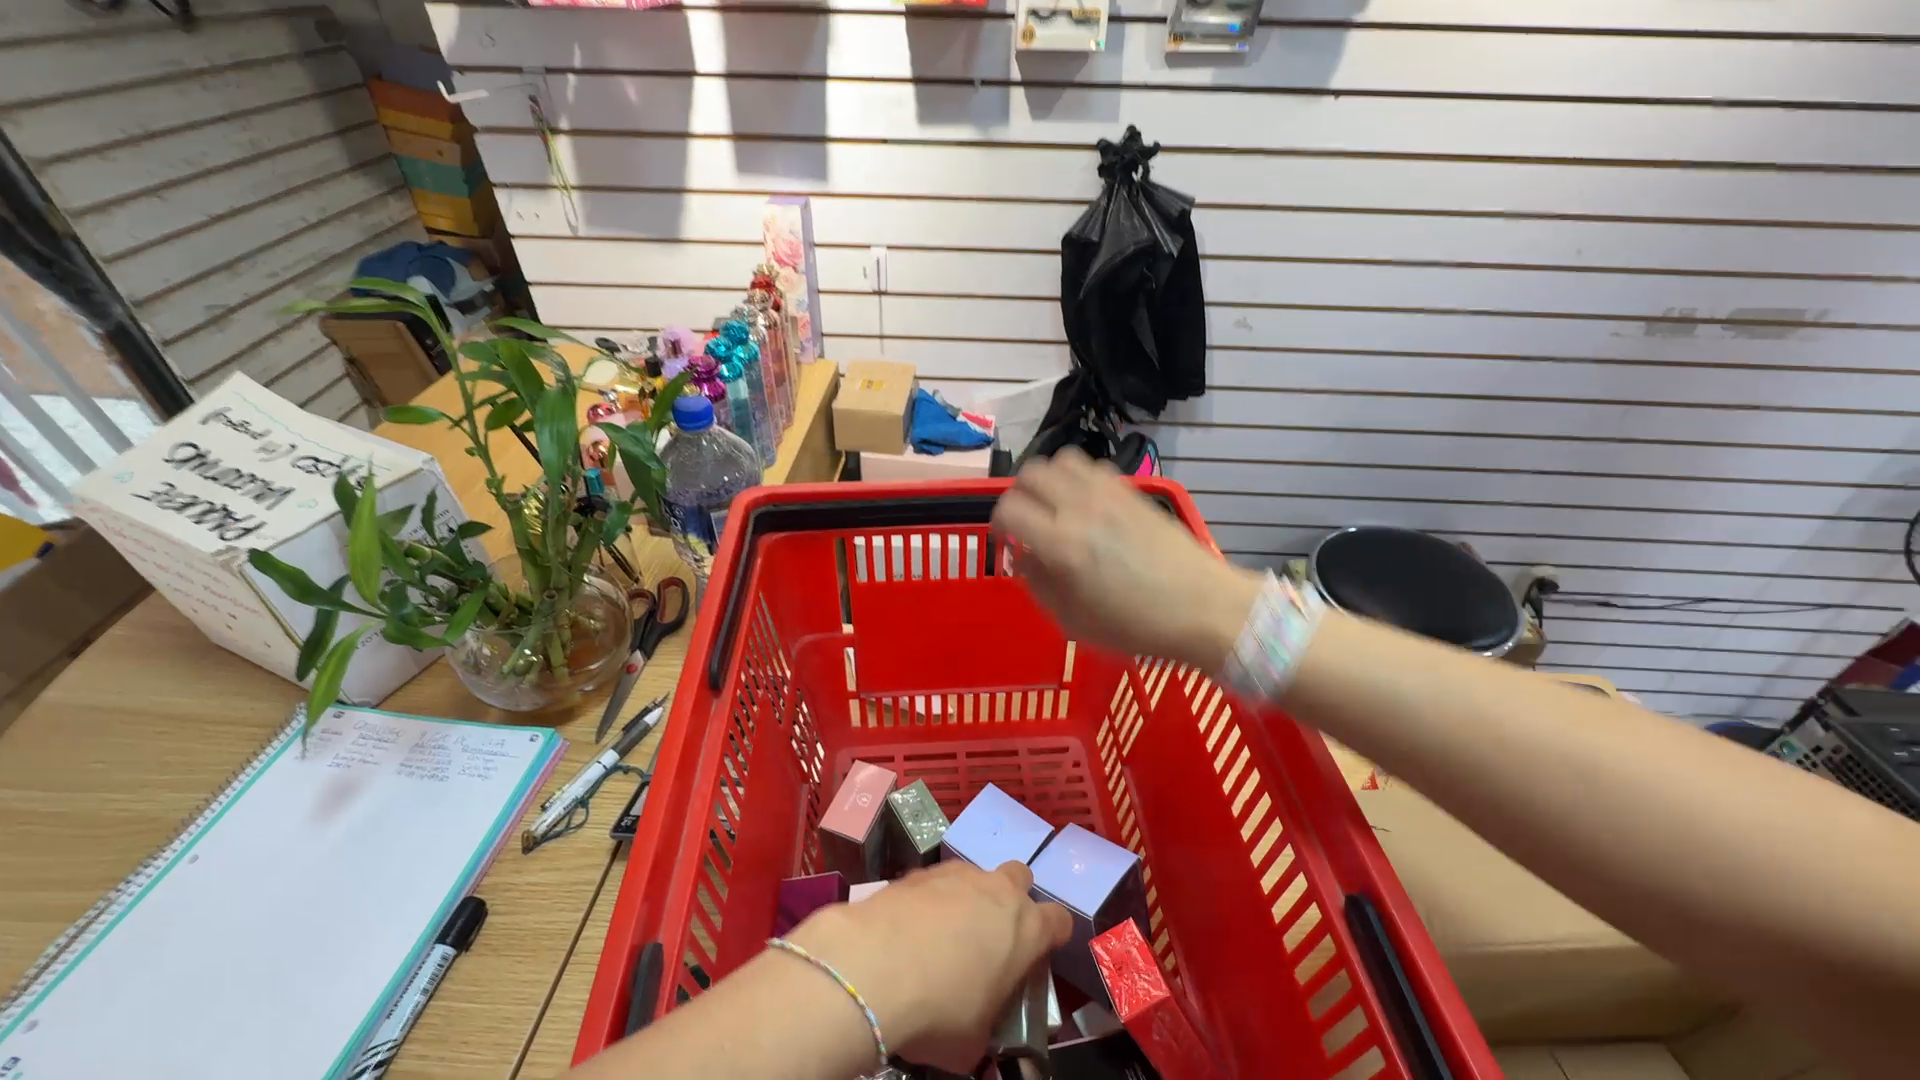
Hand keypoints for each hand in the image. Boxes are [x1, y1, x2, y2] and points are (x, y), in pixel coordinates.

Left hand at [784, 861, 1071, 1072]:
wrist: (873, 967)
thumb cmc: (940, 1009)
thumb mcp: (975, 1040)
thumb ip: (987, 1022)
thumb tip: (976, 1029)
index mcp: (1027, 929)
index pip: (1059, 921)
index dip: (1049, 937)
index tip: (1034, 957)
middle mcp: (998, 890)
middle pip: (1019, 878)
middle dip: (1010, 899)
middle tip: (990, 934)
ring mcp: (955, 874)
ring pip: (973, 875)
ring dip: (966, 897)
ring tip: (941, 935)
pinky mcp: (915, 871)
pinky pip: (933, 882)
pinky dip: (927, 900)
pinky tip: (907, 930)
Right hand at [991, 448, 1263, 670]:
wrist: (1202, 607)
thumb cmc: (1136, 626)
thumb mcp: (1073, 622)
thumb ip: (1039, 586)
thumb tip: (1025, 558)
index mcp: (1061, 545)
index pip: (1009, 509)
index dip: (997, 523)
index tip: (1005, 539)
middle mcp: (1081, 509)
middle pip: (1030, 473)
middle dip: (1019, 494)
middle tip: (1025, 518)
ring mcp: (1109, 494)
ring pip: (1062, 460)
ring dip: (1049, 479)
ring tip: (1054, 505)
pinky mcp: (1133, 491)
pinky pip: (1094, 467)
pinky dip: (1079, 479)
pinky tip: (1087, 505)